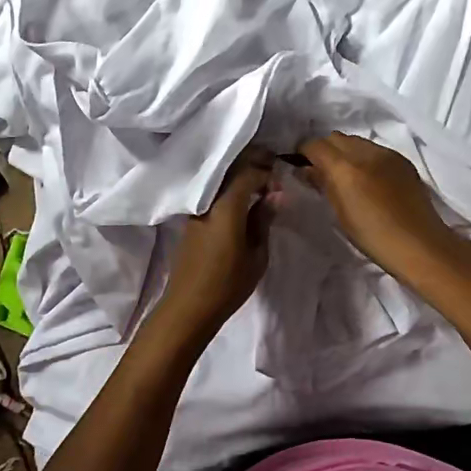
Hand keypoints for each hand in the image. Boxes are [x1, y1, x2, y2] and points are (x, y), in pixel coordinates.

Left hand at [161, 150, 275, 328]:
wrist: (189, 306)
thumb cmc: (228, 284)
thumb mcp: (256, 254)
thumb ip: (263, 220)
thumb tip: (274, 195)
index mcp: (225, 207)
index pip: (247, 172)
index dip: (266, 171)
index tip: (281, 181)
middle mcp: (207, 201)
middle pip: (229, 170)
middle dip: (251, 164)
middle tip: (272, 170)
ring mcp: (196, 210)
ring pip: (218, 180)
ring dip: (238, 177)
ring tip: (259, 186)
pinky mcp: (190, 221)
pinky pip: (211, 194)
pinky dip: (227, 190)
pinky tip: (241, 202)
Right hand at [297, 131, 461, 277]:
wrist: (419, 245)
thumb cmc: (372, 236)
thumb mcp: (339, 213)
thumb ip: (322, 185)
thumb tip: (308, 170)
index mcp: (345, 168)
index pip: (315, 145)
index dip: (304, 153)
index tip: (300, 166)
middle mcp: (366, 153)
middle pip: (336, 138)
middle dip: (324, 150)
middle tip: (321, 170)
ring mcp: (388, 154)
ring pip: (356, 141)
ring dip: (345, 152)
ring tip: (345, 175)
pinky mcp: (403, 161)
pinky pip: (375, 150)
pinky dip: (365, 158)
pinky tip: (368, 179)